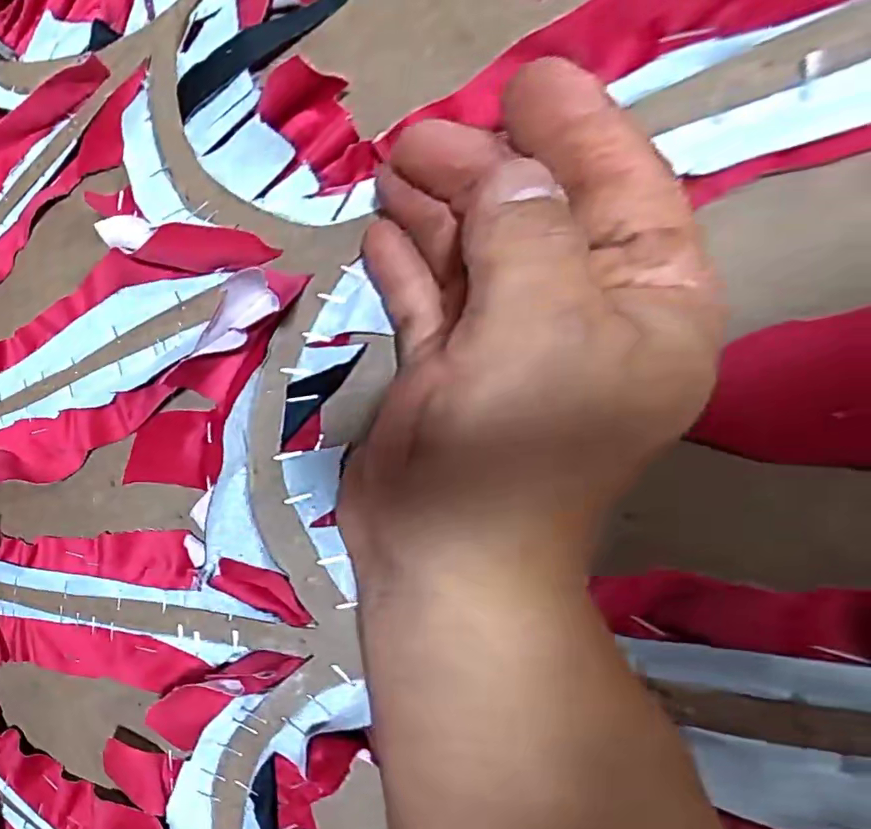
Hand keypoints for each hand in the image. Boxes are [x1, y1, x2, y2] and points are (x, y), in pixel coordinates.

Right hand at [345, 58, 725, 589]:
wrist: (440, 549)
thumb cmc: (508, 447)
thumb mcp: (537, 326)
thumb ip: (527, 237)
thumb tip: (505, 169)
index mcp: (644, 303)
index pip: (618, 193)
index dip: (575, 133)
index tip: (524, 81)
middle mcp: (575, 318)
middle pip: (532, 220)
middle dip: (483, 169)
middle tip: (423, 130)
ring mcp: (499, 348)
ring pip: (470, 259)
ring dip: (434, 212)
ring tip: (394, 166)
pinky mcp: (438, 375)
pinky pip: (427, 304)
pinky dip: (406, 267)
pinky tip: (382, 232)